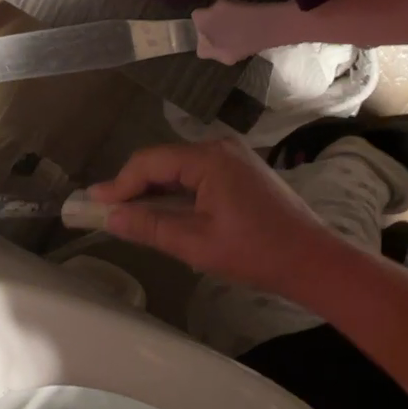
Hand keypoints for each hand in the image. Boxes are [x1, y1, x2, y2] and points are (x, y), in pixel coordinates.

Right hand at [90, 138, 334, 292]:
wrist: (314, 261)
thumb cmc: (256, 253)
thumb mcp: (196, 244)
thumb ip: (150, 227)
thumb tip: (110, 218)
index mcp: (209, 159)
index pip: (149, 162)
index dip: (119, 184)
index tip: (93, 204)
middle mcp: (219, 147)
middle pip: (162, 161)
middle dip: (133, 186)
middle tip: (106, 210)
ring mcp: (233, 157)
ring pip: (178, 168)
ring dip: (154, 189)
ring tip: (128, 212)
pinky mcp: (241, 171)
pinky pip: (197, 174)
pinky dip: (176, 191)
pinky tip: (164, 210)